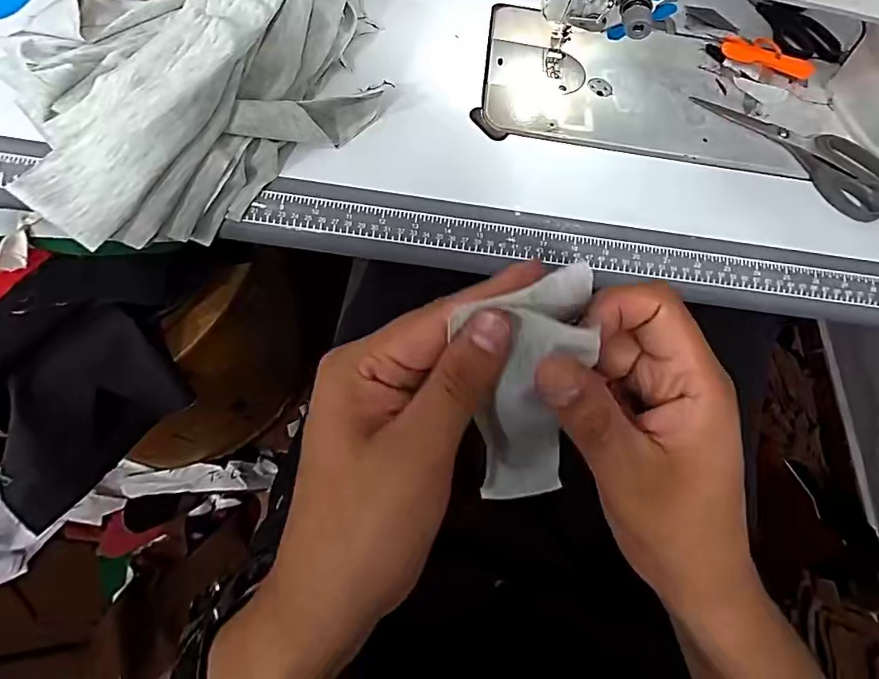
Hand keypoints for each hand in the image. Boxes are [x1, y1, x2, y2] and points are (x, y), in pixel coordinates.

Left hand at [211, 261, 542, 677]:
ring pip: (445, 360)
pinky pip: (443, 389)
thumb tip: (497, 316)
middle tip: (551, 293)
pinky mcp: (396, 423)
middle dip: (496, 315)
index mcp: (360, 365)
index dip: (492, 294)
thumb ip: (458, 380)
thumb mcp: (418, 450)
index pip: (436, 319)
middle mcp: (367, 369)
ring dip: (490, 346)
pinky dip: (477, 379)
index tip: (538, 271)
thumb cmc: (367, 530)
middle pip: (440, 333)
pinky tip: (510, 365)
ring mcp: (380, 397)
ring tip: (541, 319)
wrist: (328, 607)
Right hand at [535, 282, 751, 610]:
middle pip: (630, 324)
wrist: (699, 585)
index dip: (614, 307)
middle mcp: (681, 374)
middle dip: (587, 338)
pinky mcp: (644, 409)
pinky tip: (557, 400)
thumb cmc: (677, 532)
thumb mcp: (627, 472)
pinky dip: (583, 384)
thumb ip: (588, 413)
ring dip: (580, 363)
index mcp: (696, 378)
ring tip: (542, 383)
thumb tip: (545, 361)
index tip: (572, 338)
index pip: (659, 306)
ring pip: (614, 350)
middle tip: (543, 364)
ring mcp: (662, 391)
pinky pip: (610, 377)